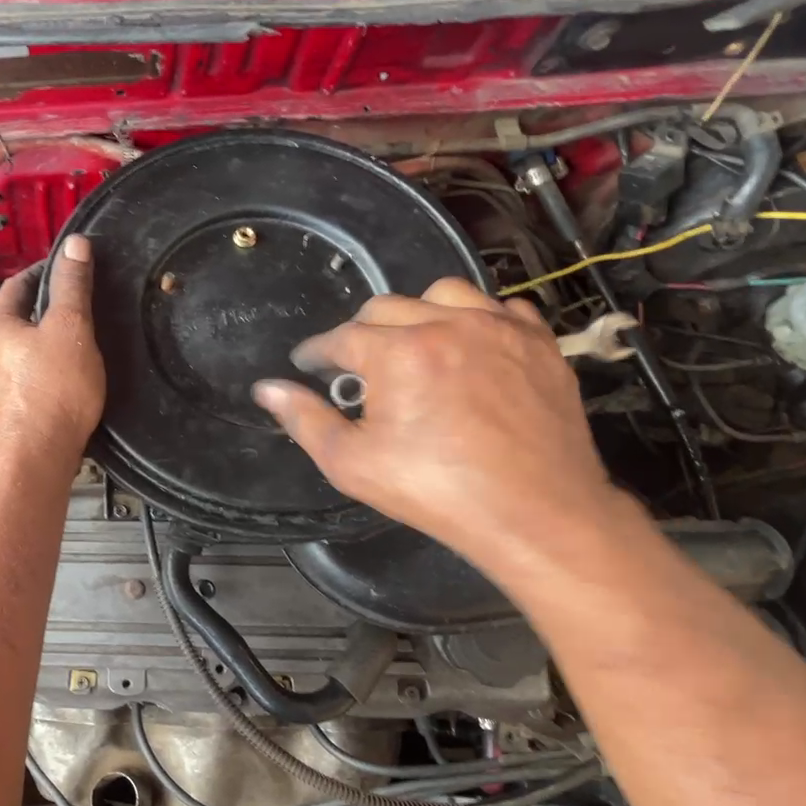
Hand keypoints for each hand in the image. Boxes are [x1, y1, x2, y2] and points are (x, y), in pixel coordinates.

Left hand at [0, 235, 105, 461]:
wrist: (33, 461)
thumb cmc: (53, 394)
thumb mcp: (71, 330)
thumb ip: (72, 286)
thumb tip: (75, 244)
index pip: (17, 285)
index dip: (44, 273)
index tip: (68, 271)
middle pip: (13, 321)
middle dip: (41, 313)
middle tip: (76, 312)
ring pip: (14, 353)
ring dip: (38, 347)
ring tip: (72, 350)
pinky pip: (17, 383)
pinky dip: (36, 376)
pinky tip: (58, 387)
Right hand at [253, 278, 627, 560]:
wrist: (534, 512)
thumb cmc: (434, 491)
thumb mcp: (351, 463)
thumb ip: (304, 419)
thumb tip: (267, 389)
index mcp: (398, 352)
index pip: (340, 336)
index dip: (317, 352)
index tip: (309, 366)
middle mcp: (448, 325)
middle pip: (386, 307)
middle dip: (361, 332)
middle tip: (356, 367)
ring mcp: (500, 329)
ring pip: (444, 293)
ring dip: (417, 313)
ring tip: (412, 346)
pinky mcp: (538, 343)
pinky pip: (500, 307)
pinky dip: (476, 320)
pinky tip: (467, 348)